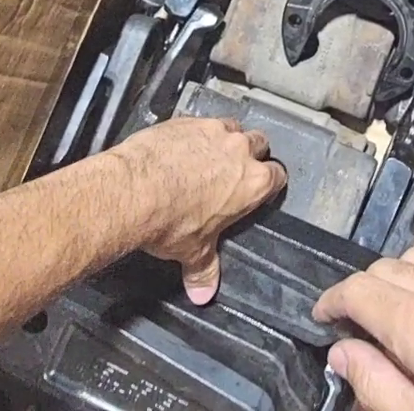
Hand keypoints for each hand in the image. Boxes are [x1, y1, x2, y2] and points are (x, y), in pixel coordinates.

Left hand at [107, 116, 286, 303]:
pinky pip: (200, 122)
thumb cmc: (170, 220)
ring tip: (207, 155)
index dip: (270, 182)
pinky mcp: (189, 120)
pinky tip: (179, 148)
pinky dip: (194, 133)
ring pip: (232, 127)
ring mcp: (215, 131)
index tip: (260, 188)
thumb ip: (204, 269)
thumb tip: (204, 292)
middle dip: (250, 153)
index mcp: (253, 183)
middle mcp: (239, 150)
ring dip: (225, 139)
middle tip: (233, 169)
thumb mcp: (193, 251)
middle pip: (259, 142)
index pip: (277, 175)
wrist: (135, 190)